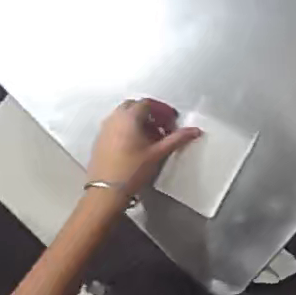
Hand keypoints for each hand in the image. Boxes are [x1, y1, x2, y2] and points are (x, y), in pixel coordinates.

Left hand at [86, 98, 201, 198]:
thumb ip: (177, 139)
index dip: (162, 110)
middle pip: (135, 106)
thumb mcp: (158, 153)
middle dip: (150, 114)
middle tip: (162, 128)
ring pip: (124, 116)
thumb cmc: (134, 170)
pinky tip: (136, 146)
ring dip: (139, 121)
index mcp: (129, 117)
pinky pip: (116, 125)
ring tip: (151, 138)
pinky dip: (128, 129)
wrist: (106, 191)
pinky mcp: (99, 139)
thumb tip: (196, 130)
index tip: (172, 122)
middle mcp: (114, 117)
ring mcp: (104, 128)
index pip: (148, 104)